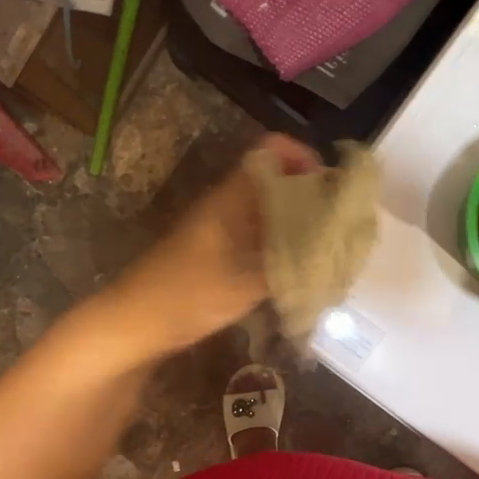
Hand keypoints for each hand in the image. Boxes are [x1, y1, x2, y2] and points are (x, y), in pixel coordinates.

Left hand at [103, 134, 321, 352]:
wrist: (133, 326)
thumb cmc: (183, 296)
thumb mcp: (242, 282)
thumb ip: (289, 265)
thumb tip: (332, 252)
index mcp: (230, 199)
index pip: (272, 152)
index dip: (305, 158)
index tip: (335, 190)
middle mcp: (229, 209)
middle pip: (278, 186)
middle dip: (314, 200)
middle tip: (345, 229)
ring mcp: (224, 235)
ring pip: (272, 218)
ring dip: (302, 230)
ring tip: (333, 254)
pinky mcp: (221, 261)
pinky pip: (262, 245)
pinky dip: (285, 254)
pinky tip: (304, 278)